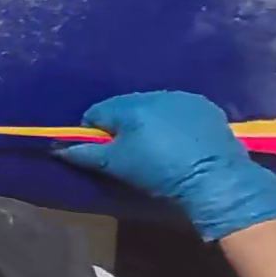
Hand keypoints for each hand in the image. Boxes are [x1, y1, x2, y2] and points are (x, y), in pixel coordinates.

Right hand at [56, 90, 275, 240]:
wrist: (218, 181)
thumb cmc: (159, 171)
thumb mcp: (116, 165)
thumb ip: (84, 153)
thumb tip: (56, 148)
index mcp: (129, 106)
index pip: (96, 112)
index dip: (94, 133)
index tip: (103, 152)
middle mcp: (154, 95)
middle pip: (123, 108)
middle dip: (121, 126)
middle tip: (129, 152)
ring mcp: (183, 99)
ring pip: (150, 107)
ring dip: (147, 123)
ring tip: (155, 148)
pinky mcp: (206, 107)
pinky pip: (177, 111)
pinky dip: (172, 122)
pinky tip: (178, 142)